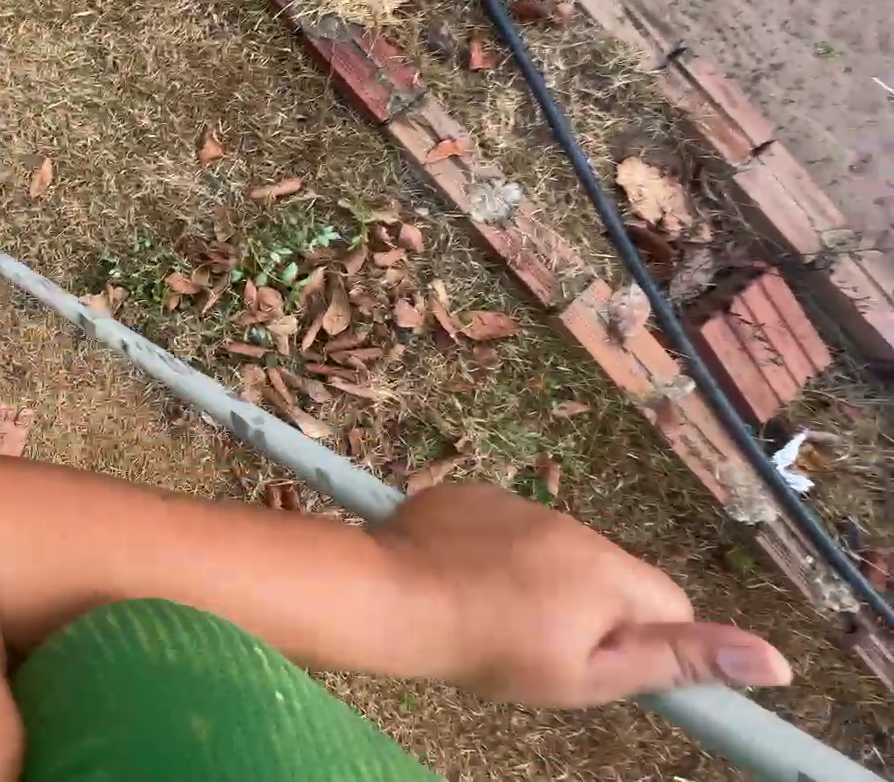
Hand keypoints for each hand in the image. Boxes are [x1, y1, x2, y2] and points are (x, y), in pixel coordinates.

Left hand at [373, 483, 791, 705]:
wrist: (392, 596)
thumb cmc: (491, 647)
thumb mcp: (590, 673)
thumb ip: (676, 659)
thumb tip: (774, 659)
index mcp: (606, 566)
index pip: (666, 600)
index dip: (640, 637)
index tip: (591, 654)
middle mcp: (562, 519)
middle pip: (603, 568)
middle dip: (586, 602)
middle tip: (533, 634)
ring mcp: (505, 499)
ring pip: (547, 543)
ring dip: (536, 570)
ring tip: (488, 603)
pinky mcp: (460, 492)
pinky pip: (497, 521)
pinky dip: (489, 543)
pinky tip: (457, 569)